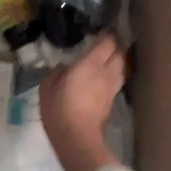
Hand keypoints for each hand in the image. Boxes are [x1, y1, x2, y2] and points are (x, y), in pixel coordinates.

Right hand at [39, 35, 125, 170]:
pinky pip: (117, 80)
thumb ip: (57, 73)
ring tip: (106, 58)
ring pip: (122, 67)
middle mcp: (106, 72)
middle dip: (115, 46)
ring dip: (117, 60)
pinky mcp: (113, 101)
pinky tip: (104, 77)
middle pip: (119, 53)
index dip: (106, 34)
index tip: (99, 30)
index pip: (107, 42)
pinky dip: (114, 74)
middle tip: (104, 43)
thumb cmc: (60, 110)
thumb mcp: (48, 87)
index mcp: (90, 64)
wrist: (78, 139)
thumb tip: (64, 68)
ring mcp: (112, 87)